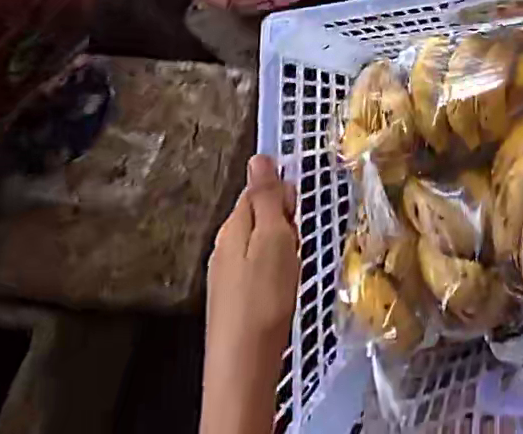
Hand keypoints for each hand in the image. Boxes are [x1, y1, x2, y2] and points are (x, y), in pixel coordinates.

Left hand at [202, 155, 299, 433]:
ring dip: (281, 244)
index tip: (299, 209)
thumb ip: (267, 199)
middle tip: (297, 241)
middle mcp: (224, 245)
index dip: (281, 193)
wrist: (242, 365)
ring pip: (259, 240)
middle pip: (258, 214)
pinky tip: (284, 284)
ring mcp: (226, 273)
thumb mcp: (272, 239)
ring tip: (294, 264)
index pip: (256, 189)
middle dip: (284, 219)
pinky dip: (274, 266)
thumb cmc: (264, 296)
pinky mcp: (233, 297)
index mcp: (233, 227)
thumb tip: (258, 157)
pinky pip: (257, 264)